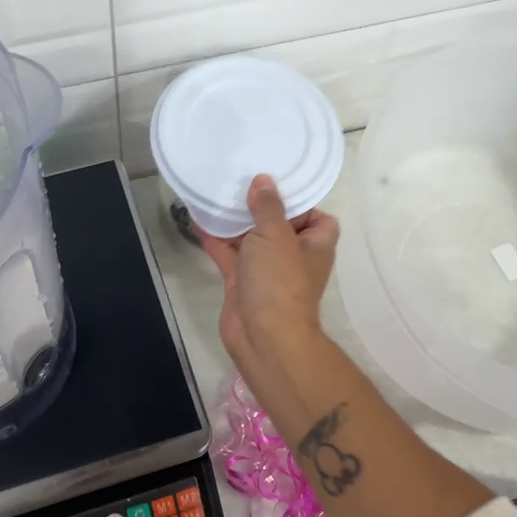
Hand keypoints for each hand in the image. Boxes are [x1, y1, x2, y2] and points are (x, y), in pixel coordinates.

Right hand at [196, 174, 340, 375]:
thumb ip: (268, 206)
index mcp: (315, 244)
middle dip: (260, 208)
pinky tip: (198, 221)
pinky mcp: (243, 283)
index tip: (277, 188)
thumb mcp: (276, 234)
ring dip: (236, 222)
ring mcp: (267, 271)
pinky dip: (216, 240)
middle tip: (241, 182)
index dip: (302, 204)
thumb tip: (264, 181)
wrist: (263, 335)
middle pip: (280, 226)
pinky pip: (229, 255)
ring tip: (217, 195)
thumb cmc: (279, 280)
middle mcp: (293, 256)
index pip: (318, 218)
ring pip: (251, 240)